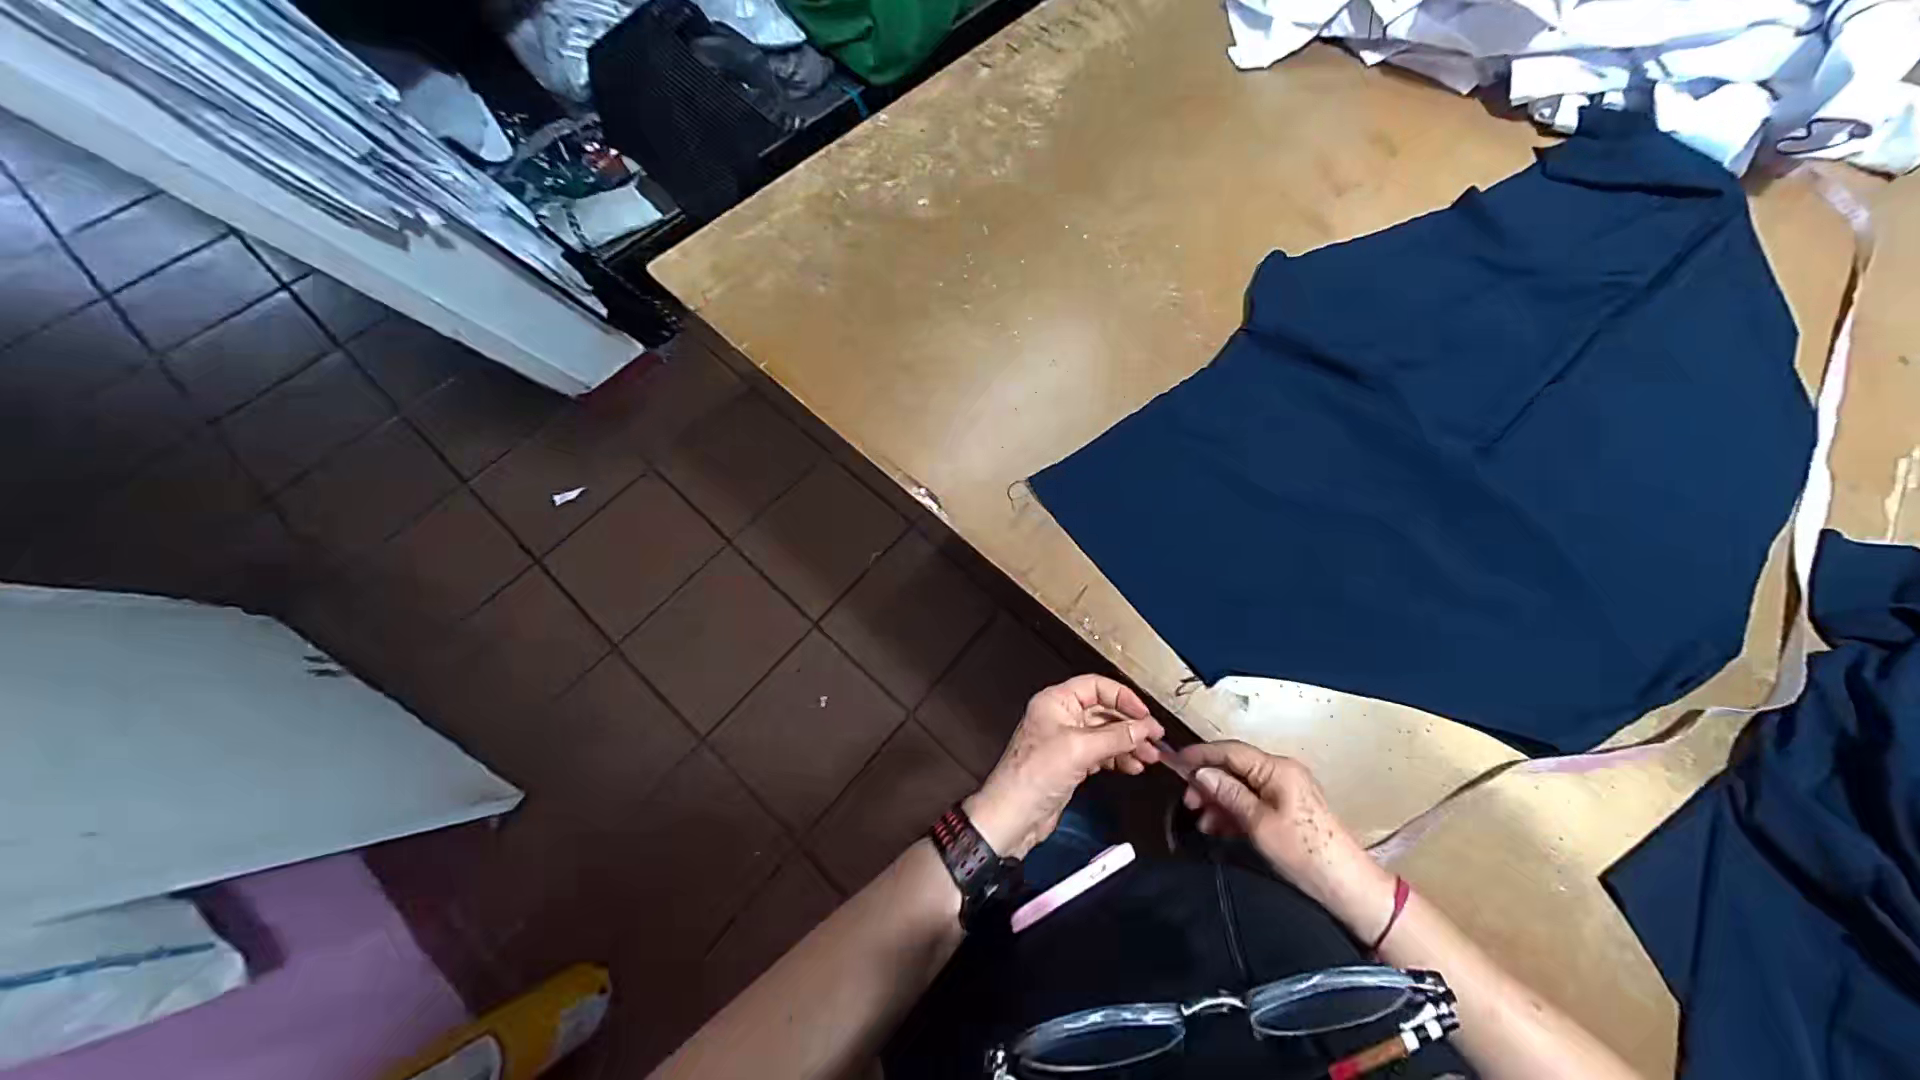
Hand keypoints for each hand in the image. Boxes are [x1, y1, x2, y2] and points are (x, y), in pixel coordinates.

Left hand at [964, 675, 1163, 858]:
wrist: (1015, 814)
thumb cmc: (1031, 776)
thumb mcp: (1080, 749)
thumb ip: (1116, 736)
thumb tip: (1142, 727)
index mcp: (1055, 701)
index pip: (1095, 686)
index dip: (1122, 697)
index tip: (1143, 713)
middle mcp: (1059, 717)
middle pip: (1103, 711)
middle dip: (1130, 725)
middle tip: (1153, 738)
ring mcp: (1065, 740)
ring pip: (1105, 734)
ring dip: (1128, 744)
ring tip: (1148, 756)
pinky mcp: (1070, 762)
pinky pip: (1101, 753)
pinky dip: (1118, 758)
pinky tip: (1132, 766)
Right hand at [1178, 741, 1394, 927]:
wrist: (1349, 889)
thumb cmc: (1305, 854)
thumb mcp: (1258, 823)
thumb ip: (1227, 793)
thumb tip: (1201, 772)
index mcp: (1277, 769)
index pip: (1230, 750)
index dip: (1201, 754)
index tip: (1175, 762)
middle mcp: (1282, 773)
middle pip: (1234, 767)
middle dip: (1208, 782)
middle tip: (1188, 802)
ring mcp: (1286, 790)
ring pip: (1240, 786)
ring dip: (1219, 800)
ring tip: (1203, 822)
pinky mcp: (1288, 809)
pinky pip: (1252, 800)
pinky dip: (1234, 811)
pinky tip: (1220, 828)